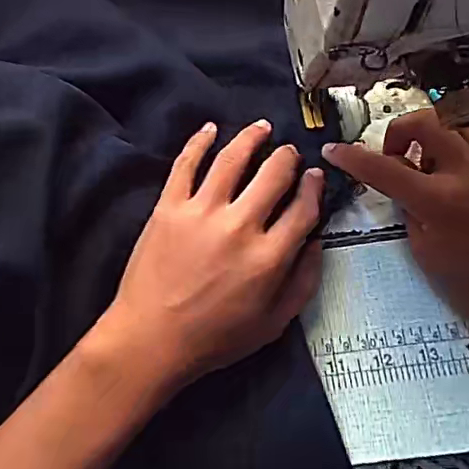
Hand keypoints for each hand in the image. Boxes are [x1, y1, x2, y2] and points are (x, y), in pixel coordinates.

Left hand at [95, 120, 324, 388]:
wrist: (151, 340)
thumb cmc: (214, 338)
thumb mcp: (272, 324)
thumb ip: (303, 282)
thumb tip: (317, 240)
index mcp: (268, 258)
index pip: (303, 208)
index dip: (313, 187)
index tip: (315, 175)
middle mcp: (239, 227)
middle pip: (274, 175)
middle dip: (287, 158)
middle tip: (289, 152)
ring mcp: (201, 213)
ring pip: (233, 159)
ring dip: (251, 138)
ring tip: (261, 128)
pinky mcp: (169, 207)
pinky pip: (186, 164)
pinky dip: (199, 141)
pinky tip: (210, 129)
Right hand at [321, 108, 468, 371]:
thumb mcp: (429, 256)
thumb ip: (410, 213)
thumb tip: (403, 186)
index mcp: (440, 203)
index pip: (382, 169)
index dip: (351, 157)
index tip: (334, 150)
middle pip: (424, 121)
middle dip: (398, 131)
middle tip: (396, 155)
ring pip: (457, 120)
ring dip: (435, 135)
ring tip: (434, 163)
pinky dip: (465, 141)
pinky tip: (464, 165)